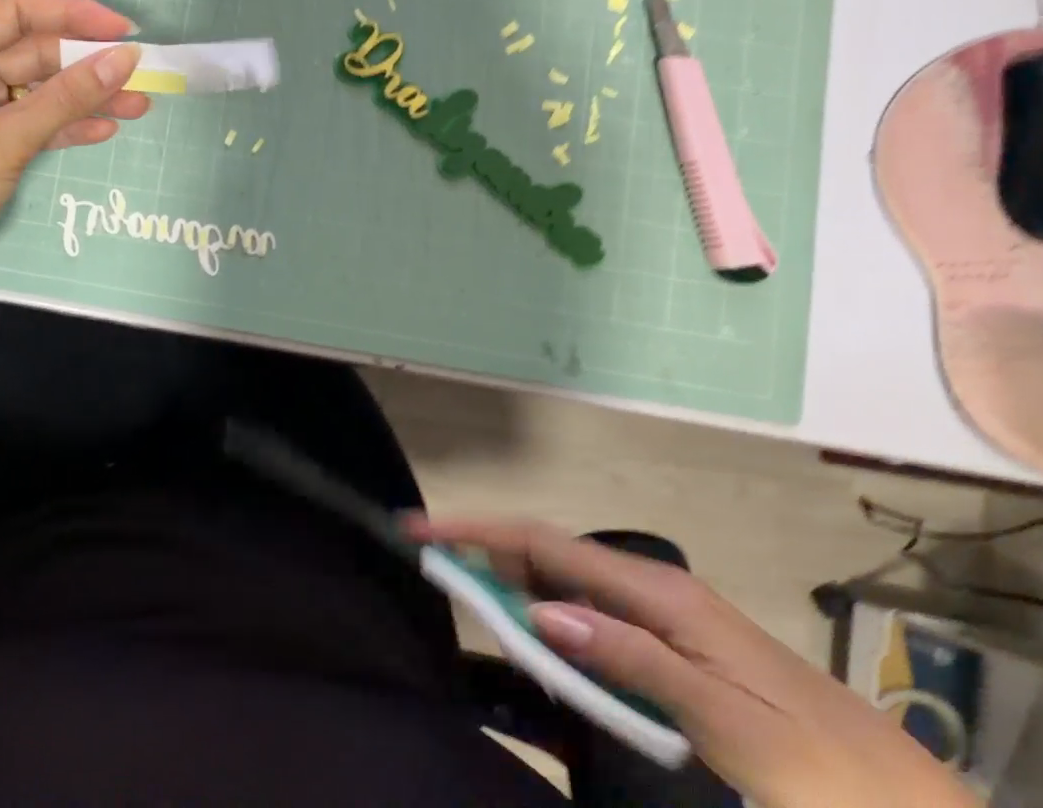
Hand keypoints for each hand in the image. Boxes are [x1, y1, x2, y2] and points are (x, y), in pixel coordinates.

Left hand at [0, 0, 146, 343]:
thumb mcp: (5, 139)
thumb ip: (66, 98)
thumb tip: (125, 60)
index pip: (14, 13)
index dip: (70, 14)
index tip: (120, 29)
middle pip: (32, 53)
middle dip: (85, 64)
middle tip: (141, 72)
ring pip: (40, 93)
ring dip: (86, 98)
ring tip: (139, 104)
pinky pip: (37, 125)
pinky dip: (68, 127)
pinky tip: (106, 128)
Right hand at [406, 516, 979, 807]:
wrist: (890, 791)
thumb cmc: (804, 751)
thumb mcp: (717, 713)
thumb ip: (627, 655)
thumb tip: (537, 610)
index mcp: (657, 592)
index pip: (544, 543)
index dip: (476, 529)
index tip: (419, 529)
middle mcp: (651, 588)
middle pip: (545, 555)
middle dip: (483, 556)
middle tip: (431, 575)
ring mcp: (657, 612)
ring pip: (561, 584)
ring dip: (511, 590)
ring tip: (468, 603)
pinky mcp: (661, 639)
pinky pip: (583, 616)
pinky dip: (544, 620)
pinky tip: (534, 644)